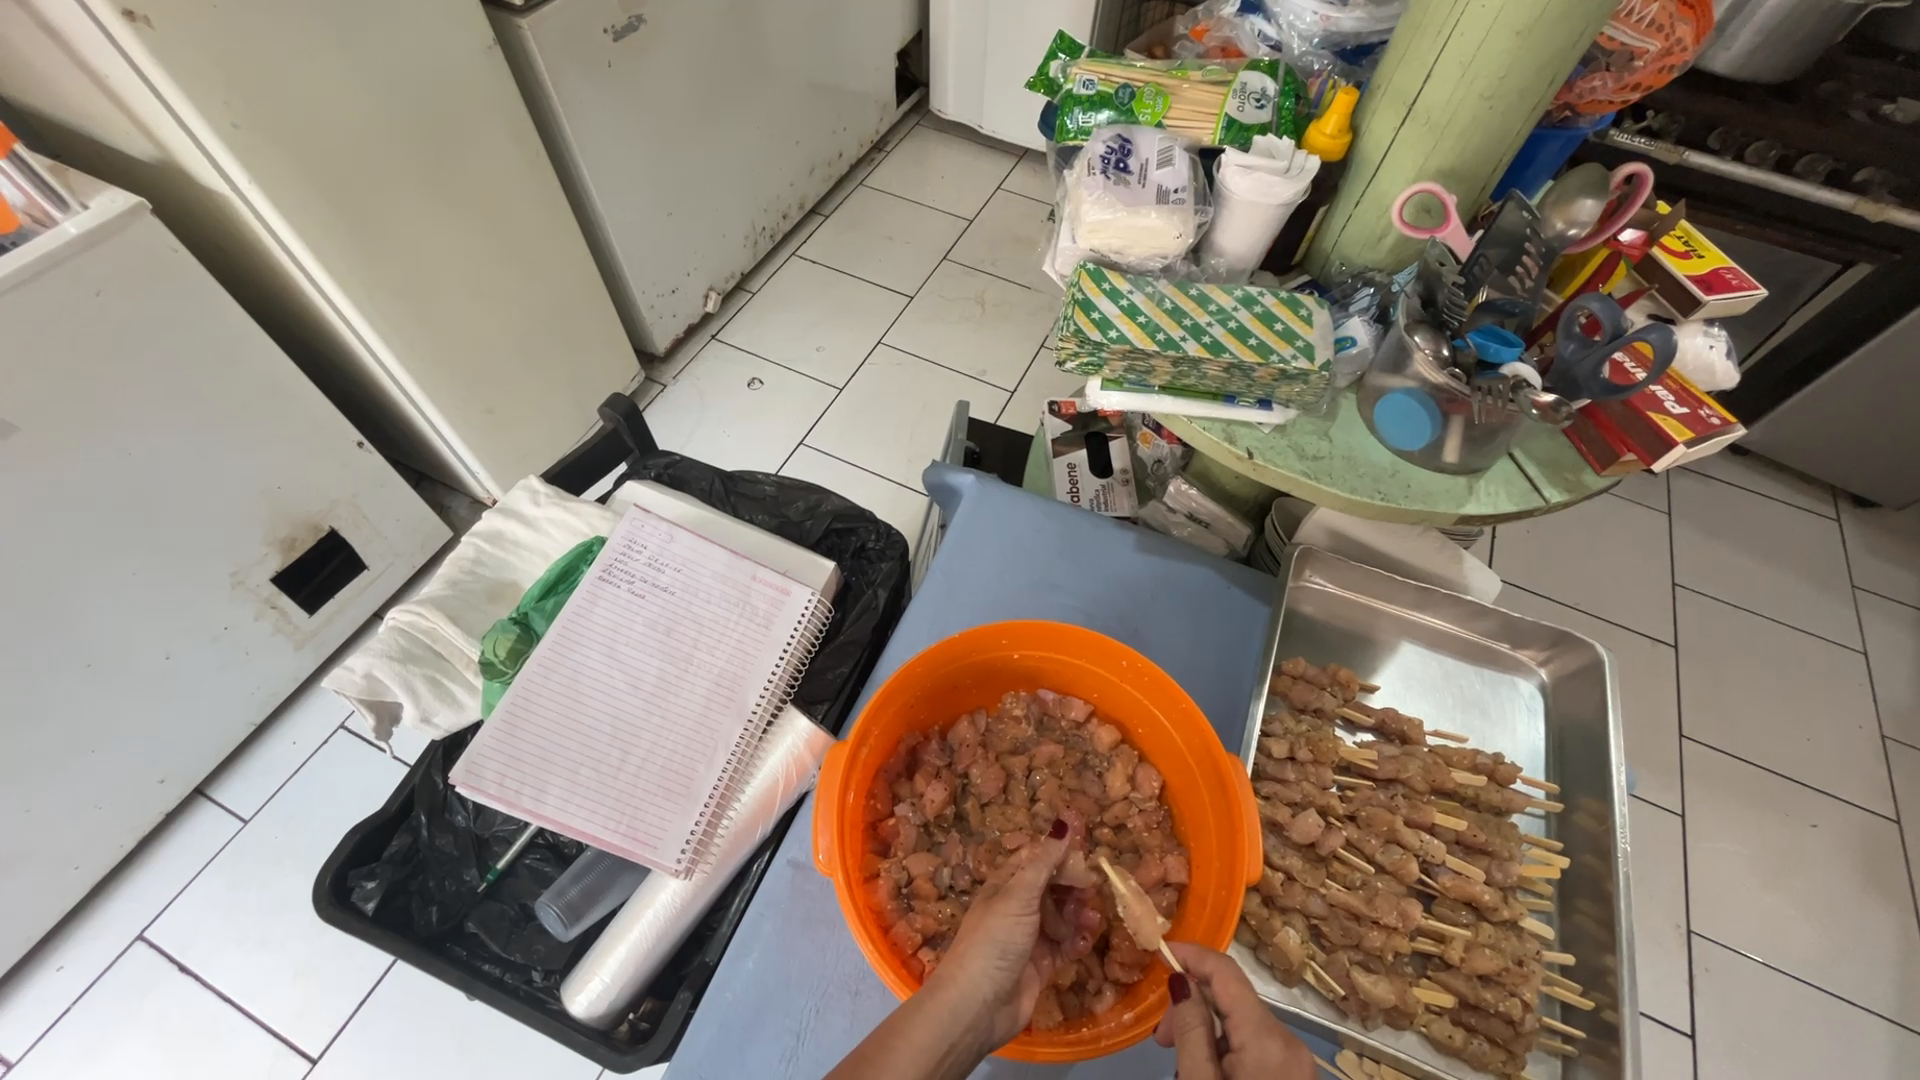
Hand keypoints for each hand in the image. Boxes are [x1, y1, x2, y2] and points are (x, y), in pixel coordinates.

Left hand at [920, 819, 1069, 1052]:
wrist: (977, 1005)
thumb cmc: (995, 939)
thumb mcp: (1019, 894)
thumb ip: (1045, 861)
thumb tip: (1064, 822)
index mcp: (1006, 885)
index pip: (1036, 859)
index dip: (1060, 855)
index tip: (1086, 856)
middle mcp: (1017, 907)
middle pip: (1053, 888)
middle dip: (1074, 887)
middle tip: (1091, 891)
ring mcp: (1029, 937)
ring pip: (1062, 917)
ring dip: (1079, 915)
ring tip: (1091, 920)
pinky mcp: (1041, 965)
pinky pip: (1064, 946)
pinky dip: (1076, 942)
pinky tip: (1083, 943)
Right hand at [1154, 942, 1313, 1079]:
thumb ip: (1191, 1031)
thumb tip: (1180, 979)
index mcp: (1267, 1037)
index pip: (1226, 971)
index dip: (1191, 954)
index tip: (1158, 952)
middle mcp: (1288, 1039)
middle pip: (1231, 997)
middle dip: (1191, 1004)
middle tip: (1162, 1037)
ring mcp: (1295, 1059)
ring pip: (1240, 1021)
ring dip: (1205, 1028)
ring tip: (1181, 1059)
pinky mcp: (1294, 1074)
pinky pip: (1253, 1043)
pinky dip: (1225, 1047)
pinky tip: (1208, 1069)